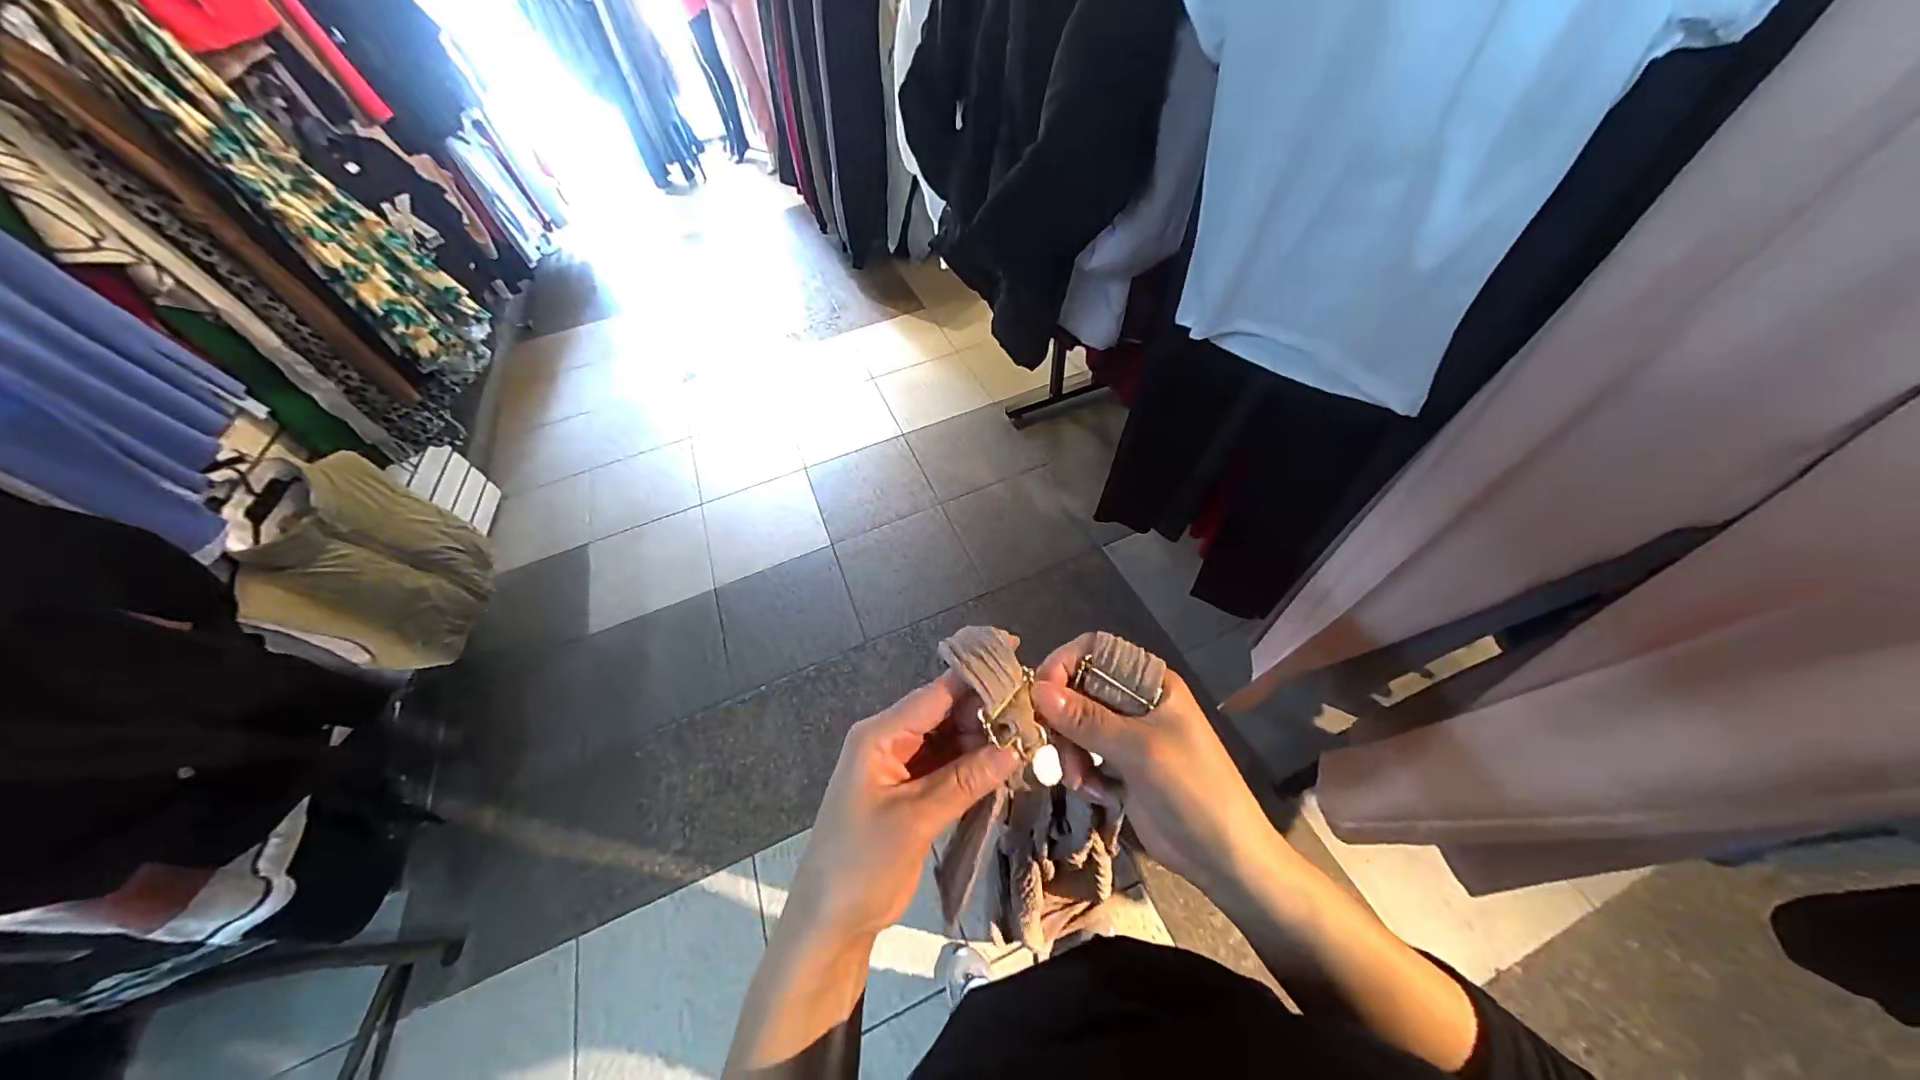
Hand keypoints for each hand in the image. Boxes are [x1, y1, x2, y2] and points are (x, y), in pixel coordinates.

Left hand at [783, 673, 1020, 943]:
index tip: (1016, 654)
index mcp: (880, 735)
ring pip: (951, 738)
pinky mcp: (913, 789)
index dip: (975, 674)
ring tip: (1030, 735)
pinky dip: (975, 764)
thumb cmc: (861, 864)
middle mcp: (891, 740)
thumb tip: (1015, 748)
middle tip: (1035, 711)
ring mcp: (902, 765)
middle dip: (987, 710)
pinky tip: (1007, 763)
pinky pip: (950, 764)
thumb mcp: (914, 820)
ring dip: (985, 738)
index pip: (935, 693)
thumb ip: (964, 781)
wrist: (830, 920)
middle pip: (946, 712)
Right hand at [1031, 634, 1285, 900]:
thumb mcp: (1139, 750)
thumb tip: (1037, 690)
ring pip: (1074, 724)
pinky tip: (1099, 794)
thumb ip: (1086, 719)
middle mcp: (1135, 700)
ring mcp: (1127, 733)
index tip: (1042, 697)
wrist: (1225, 856)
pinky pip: (1082, 755)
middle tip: (1060, 751)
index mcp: (1149, 682)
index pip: (1093, 651)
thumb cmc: (1192, 790)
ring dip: (1070, 752)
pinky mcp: (1120, 765)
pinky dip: (1082, 773)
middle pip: (1077, 689)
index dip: (1063, 666)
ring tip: (1082, 782)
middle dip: (1063, 721)